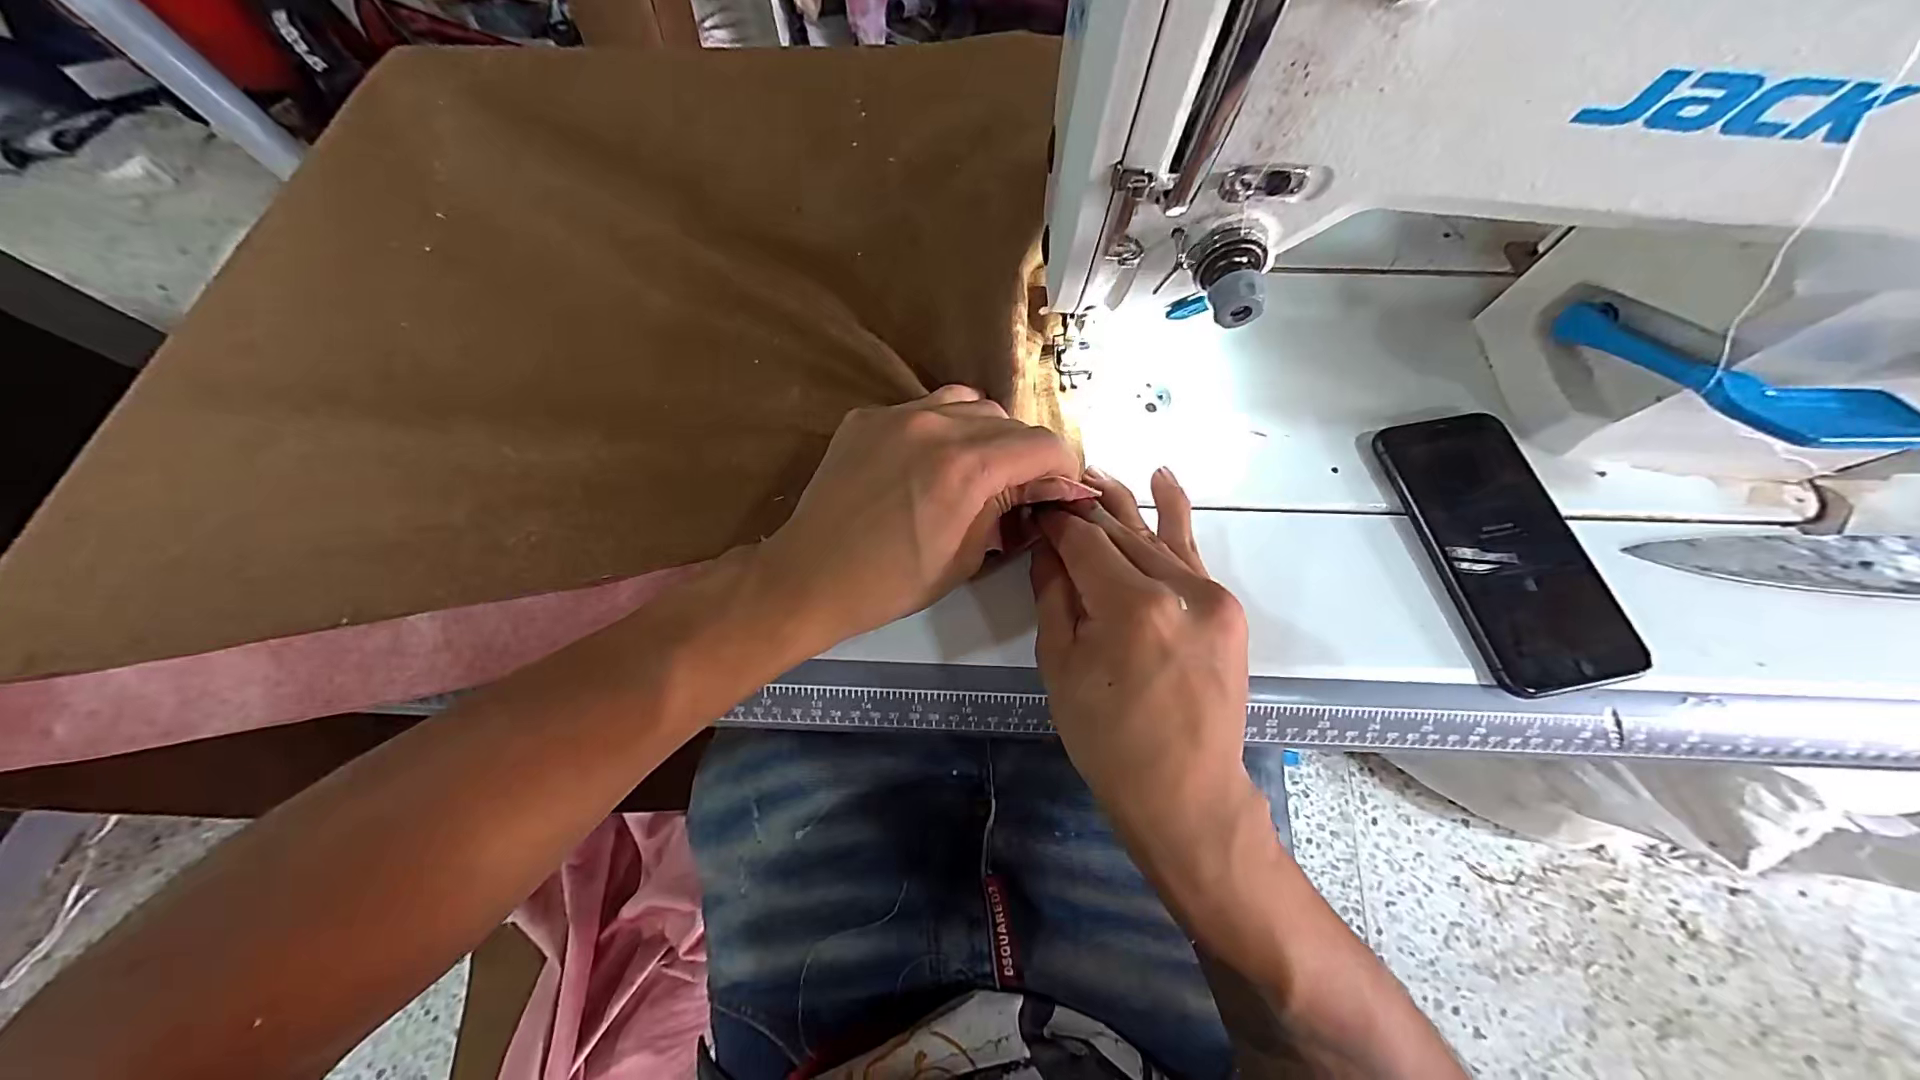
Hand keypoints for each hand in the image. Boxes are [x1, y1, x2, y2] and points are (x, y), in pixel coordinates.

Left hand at [759, 385, 1084, 647]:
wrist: (810, 576)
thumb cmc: (891, 583)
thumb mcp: (966, 555)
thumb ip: (1011, 508)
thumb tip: (1048, 486)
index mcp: (965, 468)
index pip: (1043, 444)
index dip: (1063, 467)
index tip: (1060, 488)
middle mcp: (935, 427)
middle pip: (1009, 421)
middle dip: (1025, 454)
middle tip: (1016, 489)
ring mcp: (897, 416)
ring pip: (969, 404)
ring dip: (985, 433)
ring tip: (974, 469)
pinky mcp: (868, 418)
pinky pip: (924, 408)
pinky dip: (943, 429)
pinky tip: (929, 462)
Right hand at [1030, 468, 1256, 861]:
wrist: (1184, 791)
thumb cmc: (1107, 739)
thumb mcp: (1060, 666)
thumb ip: (1054, 595)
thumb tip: (1046, 547)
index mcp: (1130, 606)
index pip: (1084, 542)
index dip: (1055, 523)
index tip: (1034, 508)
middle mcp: (1177, 589)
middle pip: (1120, 534)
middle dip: (1083, 514)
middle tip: (1053, 492)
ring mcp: (1210, 595)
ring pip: (1154, 537)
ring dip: (1123, 505)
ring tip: (1096, 473)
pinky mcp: (1225, 608)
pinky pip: (1192, 553)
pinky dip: (1176, 515)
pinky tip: (1163, 479)